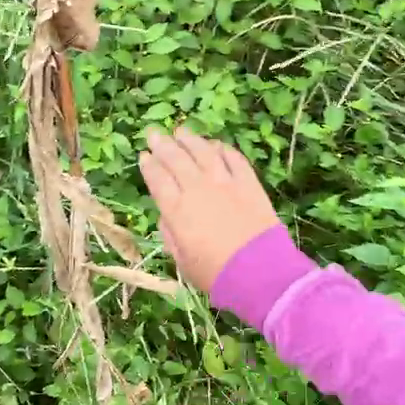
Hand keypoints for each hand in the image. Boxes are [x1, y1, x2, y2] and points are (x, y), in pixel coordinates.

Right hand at [138, 126, 281, 292]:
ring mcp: (225, 183)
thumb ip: (171, 234)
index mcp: (177, 210)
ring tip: (180, 131)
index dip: (149, 166)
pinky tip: (215, 145)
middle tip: (155, 134)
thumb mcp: (182, 260)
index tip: (144, 156)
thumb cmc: (215, 273)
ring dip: (190, 140)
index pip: (157, 179)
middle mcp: (197, 189)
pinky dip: (222, 148)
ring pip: (203, 152)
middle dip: (163, 145)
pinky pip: (233, 158)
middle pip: (176, 159)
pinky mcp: (249, 183)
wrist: (260, 272)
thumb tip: (167, 216)